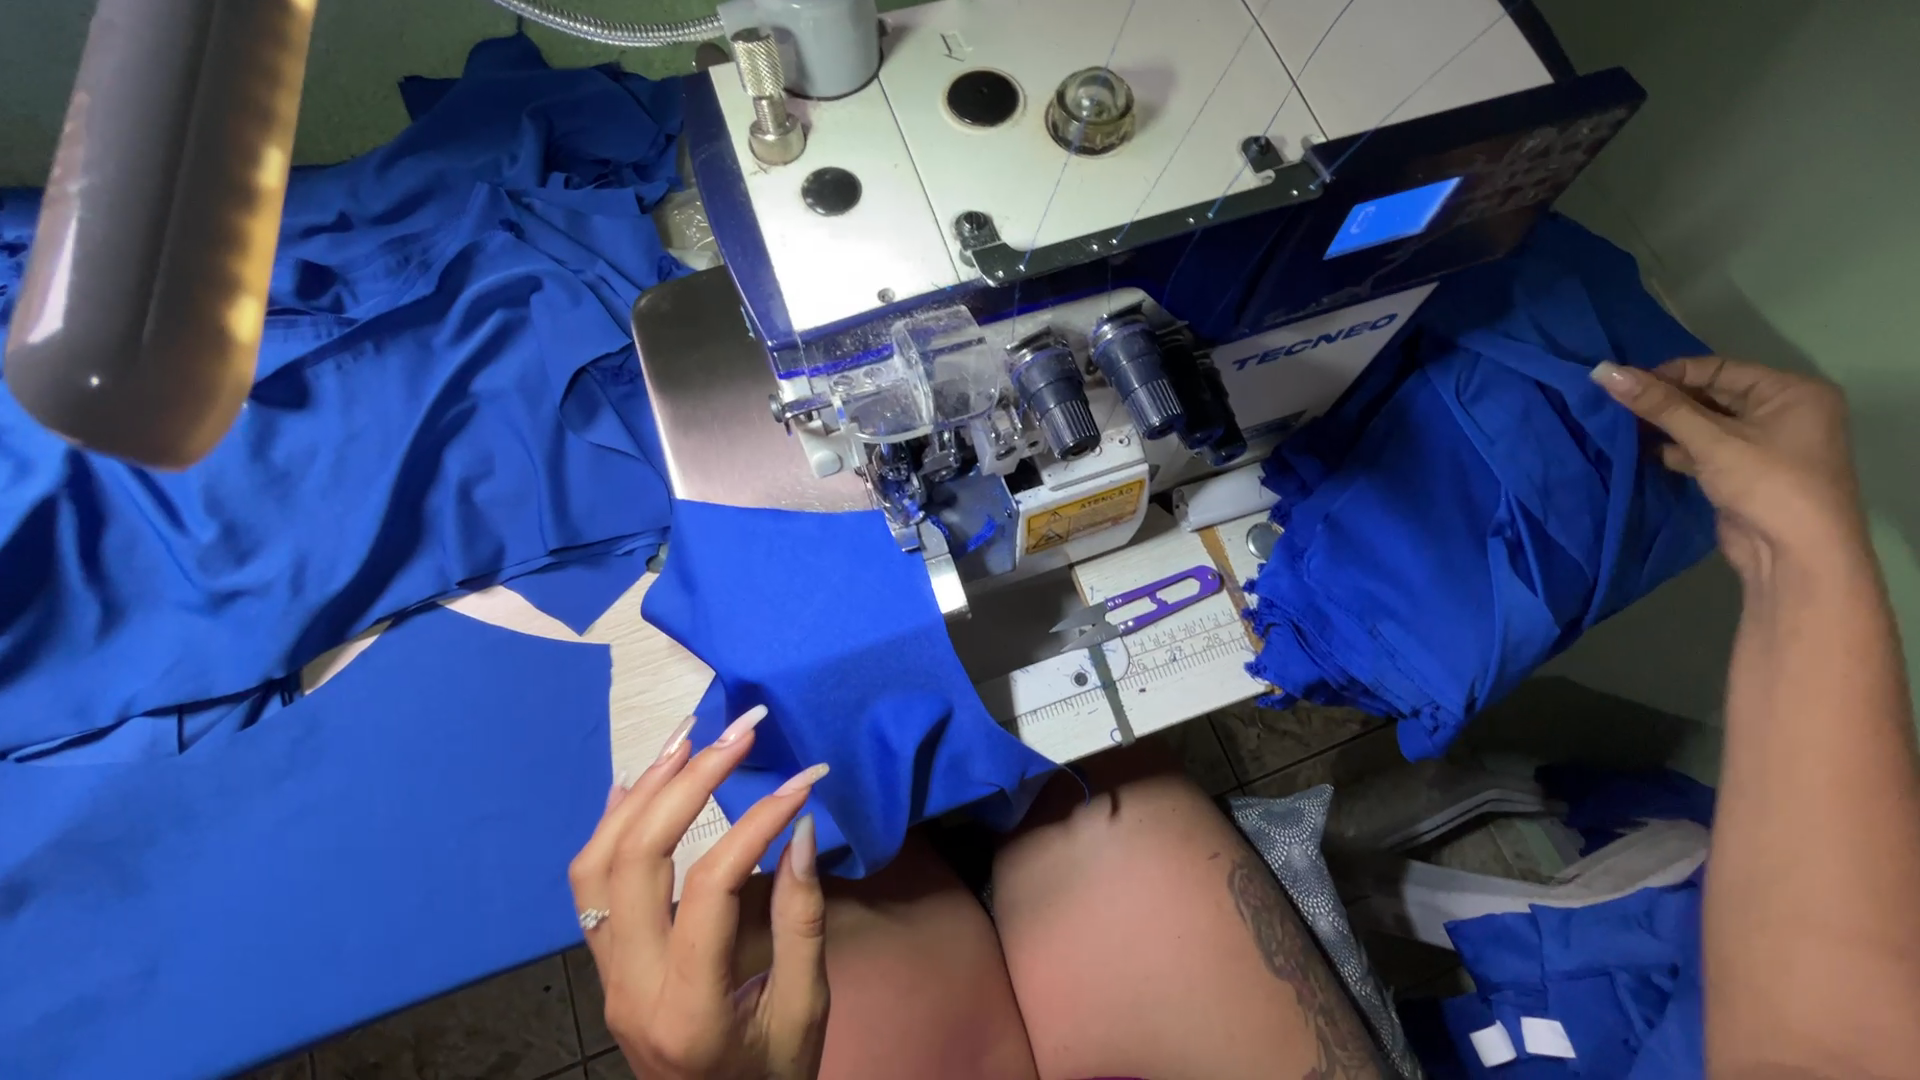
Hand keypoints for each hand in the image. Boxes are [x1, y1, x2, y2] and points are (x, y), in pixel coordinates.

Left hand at [569, 706, 831, 1079]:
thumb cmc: (772, 1079)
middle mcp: (629, 986)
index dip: (757, 822)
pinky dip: (614, 820)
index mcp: (686, 1008)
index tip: (803, 780)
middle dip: (688, 782)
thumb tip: (800, 829)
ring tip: (689, 737)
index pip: (711, 887)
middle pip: (636, 859)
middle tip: (738, 733)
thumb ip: (802, 920)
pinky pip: (590, 883)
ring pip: (598, 863)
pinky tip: (642, 778)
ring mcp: (607, 974)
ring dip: (643, 791)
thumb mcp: (805, 1009)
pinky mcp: (606, 963)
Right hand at [1591, 356, 1863, 579]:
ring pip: (1701, 422)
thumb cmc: (1766, 483)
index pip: (1717, 368)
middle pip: (1709, 394)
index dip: (1668, 375)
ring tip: (1618, 427)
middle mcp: (1781, 410)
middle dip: (1663, 401)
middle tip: (1613, 406)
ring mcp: (1762, 442)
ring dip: (1663, 426)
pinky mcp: (1741, 468)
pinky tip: (1640, 452)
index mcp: (1790, 391)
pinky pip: (1701, 447)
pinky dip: (1673, 448)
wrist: (1796, 551)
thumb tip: (1603, 371)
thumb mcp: (1711, 440)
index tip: (1620, 386)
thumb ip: (1658, 406)